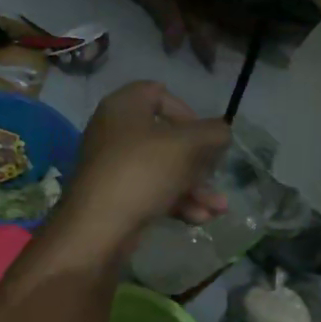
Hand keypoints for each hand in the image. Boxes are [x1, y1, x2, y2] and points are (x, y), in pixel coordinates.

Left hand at [63, 81, 231, 244]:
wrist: (97, 228)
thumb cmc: (142, 172)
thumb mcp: (187, 146)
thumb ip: (213, 133)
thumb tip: (222, 132)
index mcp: (124, 106)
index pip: (159, 93)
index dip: (188, 112)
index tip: (205, 136)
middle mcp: (116, 131)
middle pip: (167, 138)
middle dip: (200, 161)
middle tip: (216, 175)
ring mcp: (115, 166)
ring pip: (165, 170)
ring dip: (196, 188)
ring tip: (219, 209)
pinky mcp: (117, 196)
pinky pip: (154, 192)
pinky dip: (178, 203)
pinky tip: (200, 219)